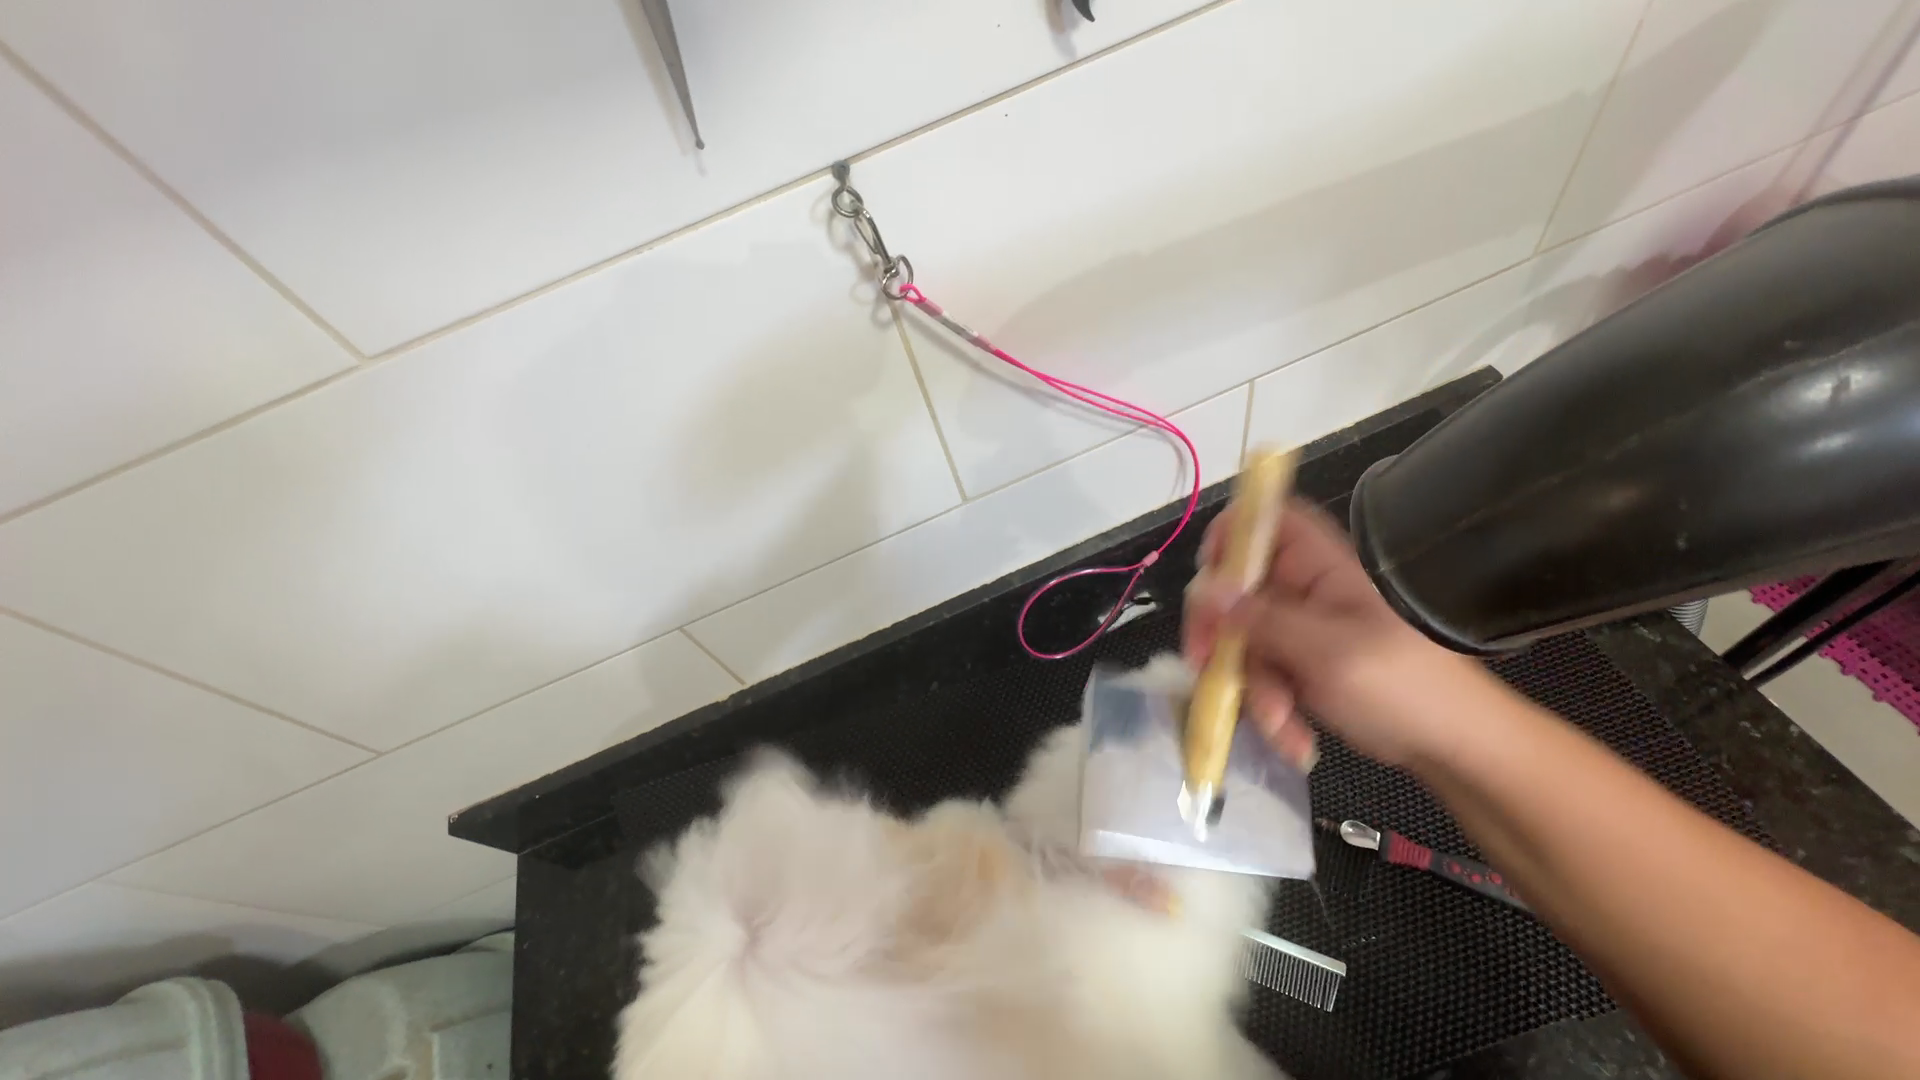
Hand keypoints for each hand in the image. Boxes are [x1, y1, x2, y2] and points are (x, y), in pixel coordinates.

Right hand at [1183, 498, 1495, 767]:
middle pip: (1233, 587)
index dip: (1233, 533)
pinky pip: (1256, 676)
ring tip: (1281, 725)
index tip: (1211, 574)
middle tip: (1203, 664)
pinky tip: (1293, 738)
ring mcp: (1296, 631)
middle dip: (1217, 632)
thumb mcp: (1329, 654)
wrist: (1451, 749)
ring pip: (1238, 642)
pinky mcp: (1293, 667)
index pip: (1269, 520)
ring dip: (1250, 688)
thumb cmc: (1406, 689)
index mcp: (1321, 568)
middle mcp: (1302, 591)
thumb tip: (1206, 588)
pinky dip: (1267, 709)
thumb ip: (1264, 620)